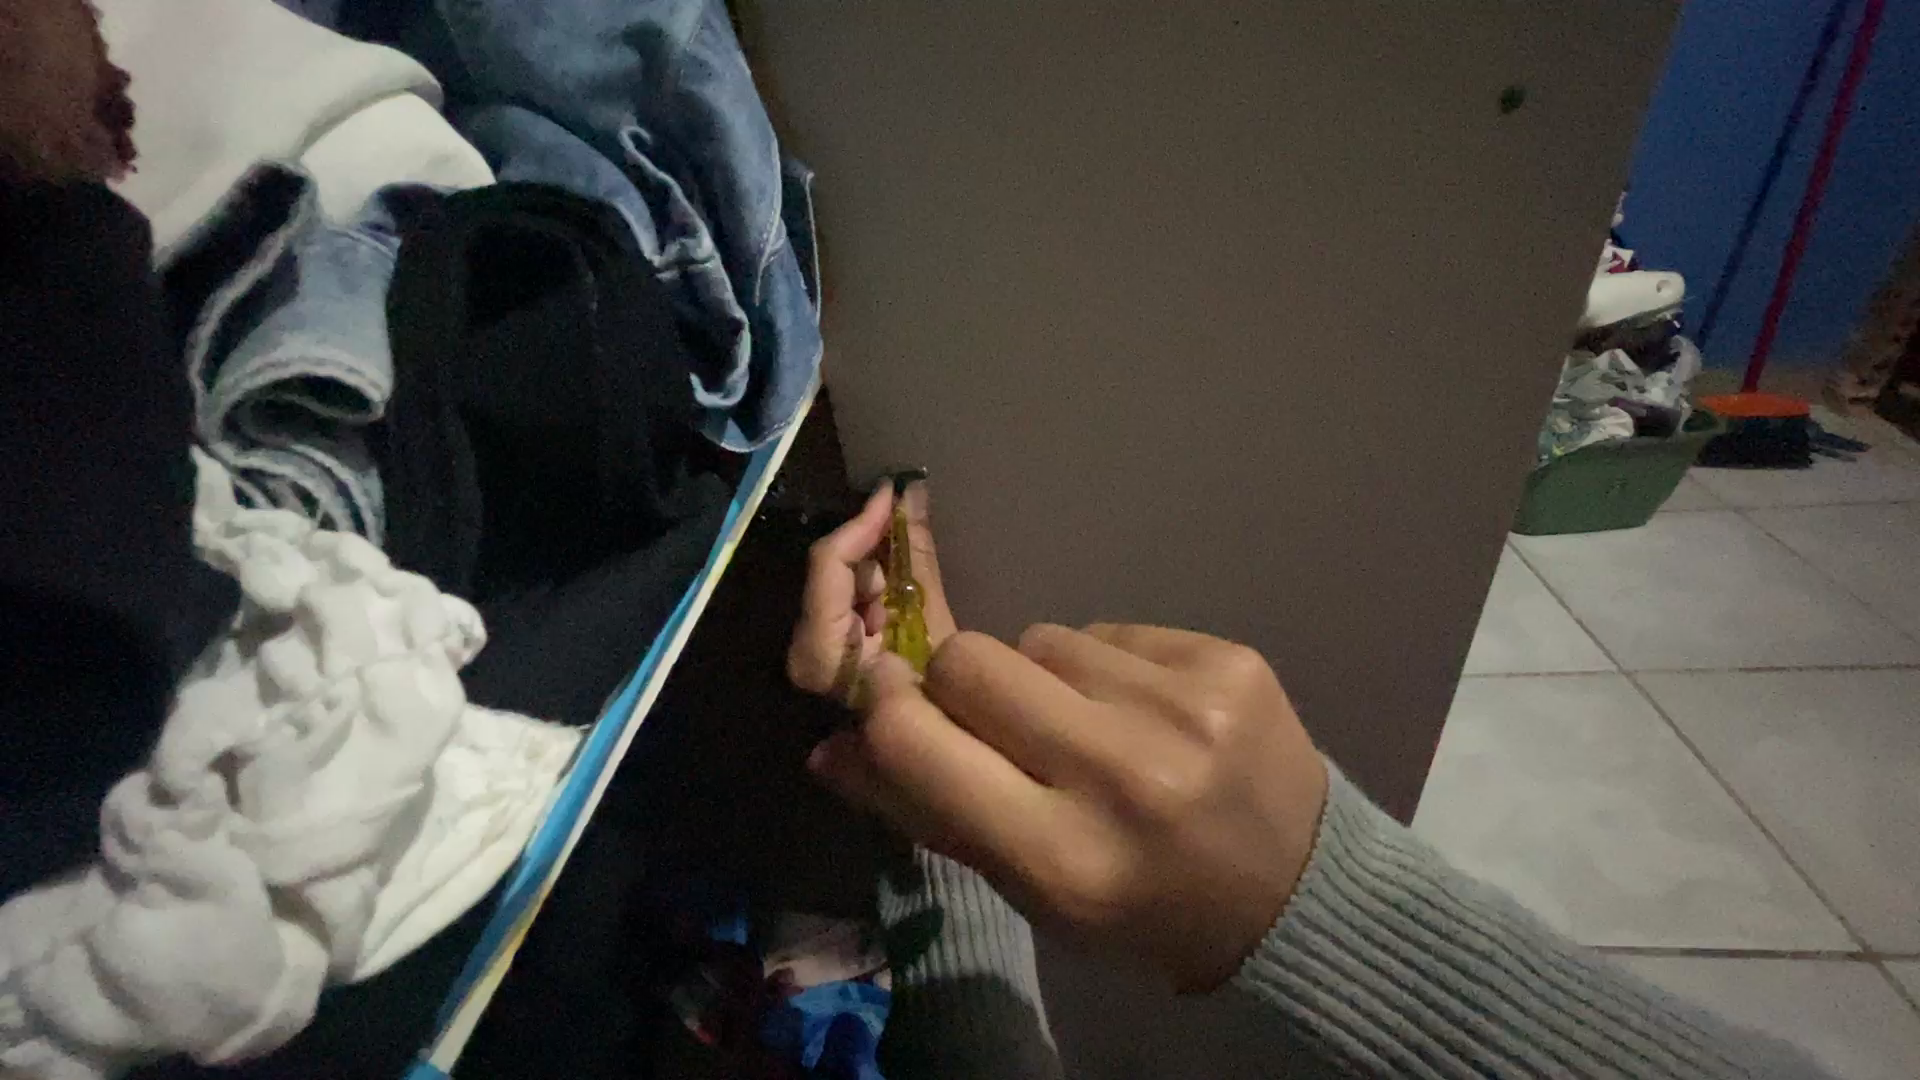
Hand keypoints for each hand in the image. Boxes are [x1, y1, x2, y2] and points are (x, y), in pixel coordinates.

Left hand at [786, 478, 956, 701]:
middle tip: (910, 591)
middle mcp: (802, 651)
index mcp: (822, 652)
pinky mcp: (814, 655)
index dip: (861, 521)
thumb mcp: (932, 624)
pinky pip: (842, 602)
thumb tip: (911, 492)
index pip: (829, 562)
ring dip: (876, 585)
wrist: (924, 747)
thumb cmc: (936, 700)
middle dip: (876, 566)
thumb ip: (916, 555)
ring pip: (840, 584)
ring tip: (906, 619)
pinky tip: (893, 620)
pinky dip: (871, 598)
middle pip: (836, 570)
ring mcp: (805, 654)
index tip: (892, 492)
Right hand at [809, 623, 1328, 991]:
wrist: (1298, 894)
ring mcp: (1184, 707)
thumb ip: (927, 813)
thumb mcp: (1032, 889)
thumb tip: (831, 750)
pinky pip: (1110, 629)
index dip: (887, 708)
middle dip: (965, 682)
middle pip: (972, 659)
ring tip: (1098, 728)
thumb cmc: (1142, 904)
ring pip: (1041, 636)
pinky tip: (1151, 712)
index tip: (892, 696)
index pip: (920, 742)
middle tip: (1008, 722)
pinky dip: (1109, 665)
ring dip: (1045, 677)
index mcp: (1061, 858)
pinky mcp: (1227, 660)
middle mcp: (1121, 775)